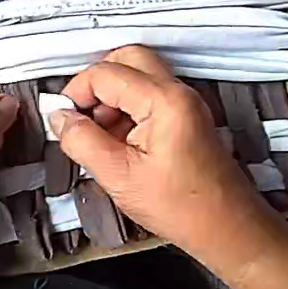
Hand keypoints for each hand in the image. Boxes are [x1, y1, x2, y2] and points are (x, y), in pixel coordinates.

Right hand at [49, 46, 278, 256]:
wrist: (227, 229)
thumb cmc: (182, 207)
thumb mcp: (118, 176)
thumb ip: (82, 141)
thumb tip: (60, 118)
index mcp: (165, 101)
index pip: (106, 73)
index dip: (76, 92)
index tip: (63, 117)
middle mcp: (179, 92)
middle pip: (127, 59)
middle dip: (96, 83)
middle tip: (80, 115)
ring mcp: (185, 103)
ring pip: (137, 75)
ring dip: (111, 97)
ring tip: (99, 138)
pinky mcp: (185, 117)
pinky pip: (149, 96)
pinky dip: (126, 109)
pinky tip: (117, 144)